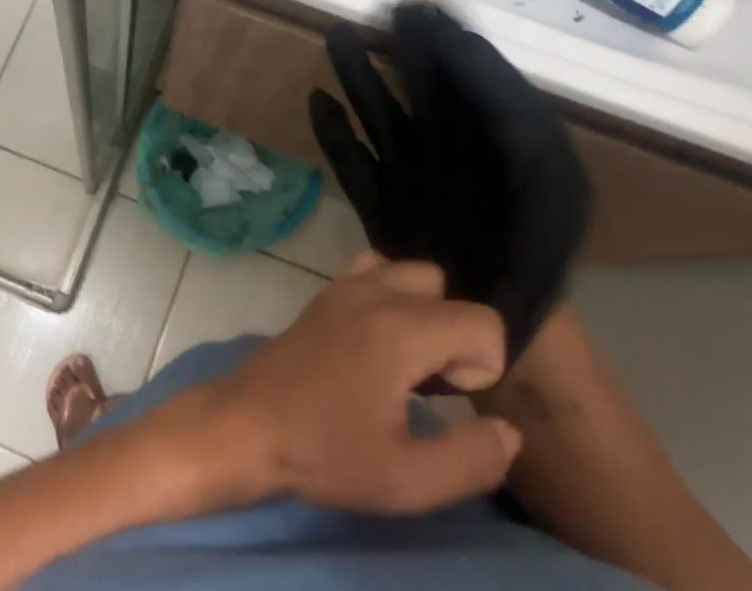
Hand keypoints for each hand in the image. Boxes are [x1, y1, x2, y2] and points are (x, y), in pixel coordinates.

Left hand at [153, 252, 520, 515]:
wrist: (243, 429)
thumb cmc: (321, 455)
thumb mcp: (406, 481)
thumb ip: (472, 459)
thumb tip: (508, 431)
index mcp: (401, 331)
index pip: (484, 323)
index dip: (482, 369)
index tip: (447, 402)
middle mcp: (376, 293)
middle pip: (451, 292)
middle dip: (456, 339)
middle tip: (425, 387)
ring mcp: (344, 286)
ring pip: (412, 273)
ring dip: (424, 312)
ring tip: (403, 362)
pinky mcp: (323, 294)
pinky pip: (374, 270)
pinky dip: (390, 294)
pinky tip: (375, 340)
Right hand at [309, 0, 588, 365]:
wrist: (495, 353)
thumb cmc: (528, 293)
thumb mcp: (547, 212)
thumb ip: (526, 152)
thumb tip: (498, 101)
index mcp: (512, 160)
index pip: (484, 91)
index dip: (457, 53)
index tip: (432, 16)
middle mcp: (466, 165)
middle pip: (435, 99)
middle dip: (412, 55)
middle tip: (390, 13)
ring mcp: (424, 187)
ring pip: (392, 124)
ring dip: (365, 84)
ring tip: (340, 38)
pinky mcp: (393, 210)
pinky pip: (361, 165)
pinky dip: (339, 137)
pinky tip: (319, 103)